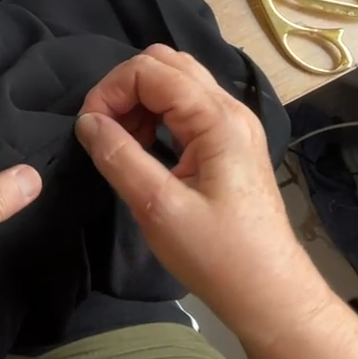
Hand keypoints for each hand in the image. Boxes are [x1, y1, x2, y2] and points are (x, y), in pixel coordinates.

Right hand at [75, 45, 333, 347]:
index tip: (89, 129)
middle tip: (104, 130)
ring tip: (121, 141)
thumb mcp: (157, 208)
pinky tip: (143, 147)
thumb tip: (86, 121)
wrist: (271, 295)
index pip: (150, 70)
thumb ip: (118, 157)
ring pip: (174, 80)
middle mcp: (229, 110)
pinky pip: (183, 104)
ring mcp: (232, 124)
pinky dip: (153, 113)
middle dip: (123, 88)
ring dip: (137, 99)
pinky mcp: (228, 141)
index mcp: (218, 120)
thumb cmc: (218, 256)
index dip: (110, 90)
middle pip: (164, 63)